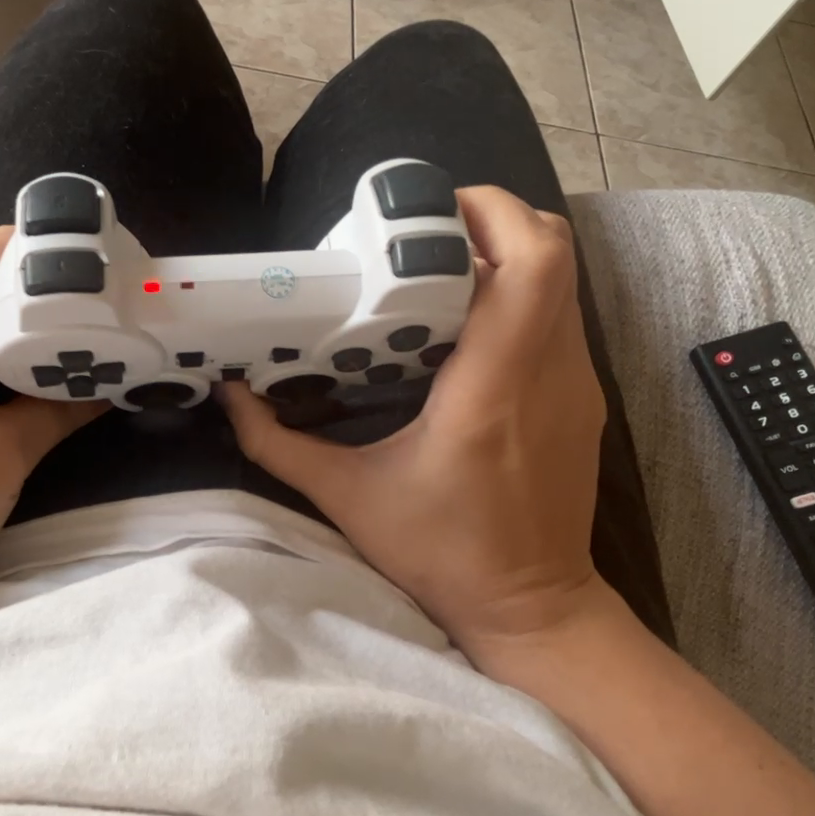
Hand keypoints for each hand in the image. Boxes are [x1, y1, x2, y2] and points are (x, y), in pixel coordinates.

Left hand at [0, 226, 106, 604]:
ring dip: (26, 325)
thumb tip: (110, 380)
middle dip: (49, 288)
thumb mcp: (3, 456)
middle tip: (113, 309)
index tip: (114, 274)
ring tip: (89, 338)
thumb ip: (60, 407)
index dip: (56, 254)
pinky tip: (42, 375)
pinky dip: (1, 354)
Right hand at [221, 185, 607, 641]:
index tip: (428, 210)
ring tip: (437, 276)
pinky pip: (558, 319)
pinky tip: (465, 334)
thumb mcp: (348, 499)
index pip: (528, 261)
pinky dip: (518, 300)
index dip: (488, 211)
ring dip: (505, 259)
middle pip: (553, 249)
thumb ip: (280, 445)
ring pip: (561, 281)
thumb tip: (232, 397)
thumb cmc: (440, 554)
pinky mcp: (582, 400)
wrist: (531, 605)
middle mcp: (548, 371)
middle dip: (492, 220)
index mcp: (490, 388)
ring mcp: (576, 384)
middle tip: (424, 236)